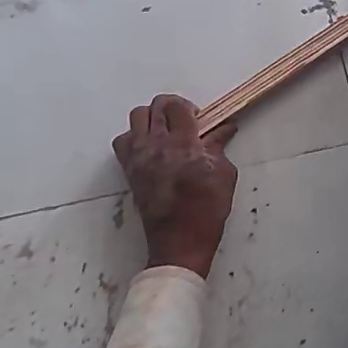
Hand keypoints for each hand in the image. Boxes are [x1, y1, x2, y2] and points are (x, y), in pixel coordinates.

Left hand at [112, 94, 239, 277]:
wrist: (180, 242)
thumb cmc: (207, 210)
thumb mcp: (224, 175)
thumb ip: (220, 146)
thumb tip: (224, 127)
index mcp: (183, 144)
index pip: (177, 106)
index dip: (188, 107)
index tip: (198, 118)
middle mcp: (157, 145)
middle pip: (156, 106)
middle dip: (172, 108)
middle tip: (184, 122)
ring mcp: (139, 156)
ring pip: (137, 117)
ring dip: (152, 118)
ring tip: (165, 131)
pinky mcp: (129, 169)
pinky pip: (124, 140)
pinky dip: (135, 136)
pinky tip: (149, 147)